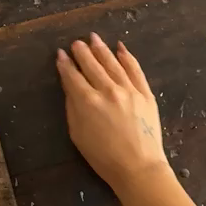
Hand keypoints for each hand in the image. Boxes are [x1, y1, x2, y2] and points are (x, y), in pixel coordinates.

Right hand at [56, 34, 171, 196]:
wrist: (139, 167)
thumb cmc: (103, 157)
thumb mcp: (78, 134)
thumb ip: (72, 107)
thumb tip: (70, 86)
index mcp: (87, 102)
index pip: (72, 76)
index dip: (65, 64)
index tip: (60, 54)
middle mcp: (107, 90)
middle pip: (92, 65)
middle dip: (82, 52)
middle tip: (76, 43)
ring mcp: (129, 90)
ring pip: (112, 63)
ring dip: (101, 49)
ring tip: (93, 38)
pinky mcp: (145, 93)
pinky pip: (135, 70)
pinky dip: (127, 57)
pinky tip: (120, 48)